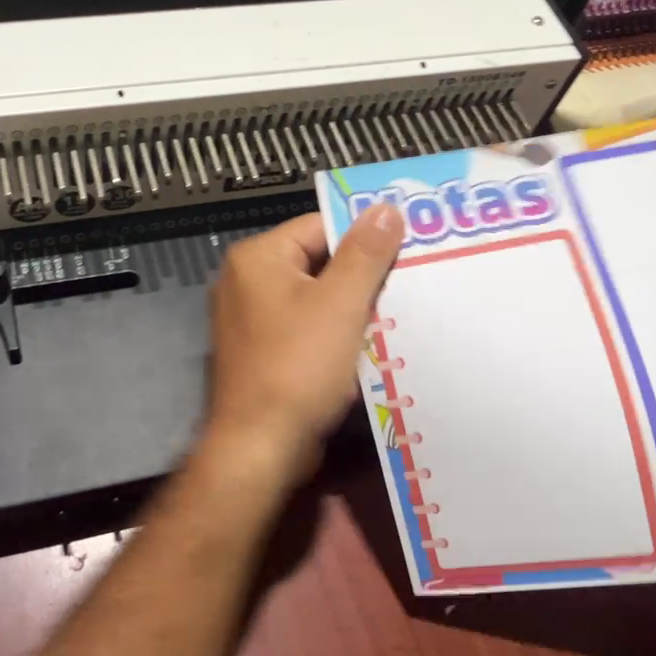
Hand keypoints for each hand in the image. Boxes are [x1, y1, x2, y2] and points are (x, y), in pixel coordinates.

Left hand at [201, 206, 403, 483]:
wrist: (260, 446)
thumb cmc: (299, 368)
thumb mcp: (341, 304)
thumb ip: (365, 254)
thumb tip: (385, 208)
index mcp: (258, 259)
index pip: (321, 226)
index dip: (365, 237)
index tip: (407, 251)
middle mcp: (245, 282)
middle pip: (317, 262)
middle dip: (361, 277)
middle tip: (409, 284)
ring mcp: (248, 320)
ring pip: (314, 299)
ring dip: (351, 309)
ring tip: (395, 317)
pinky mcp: (259, 353)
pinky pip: (304, 330)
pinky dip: (333, 335)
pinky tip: (366, 348)